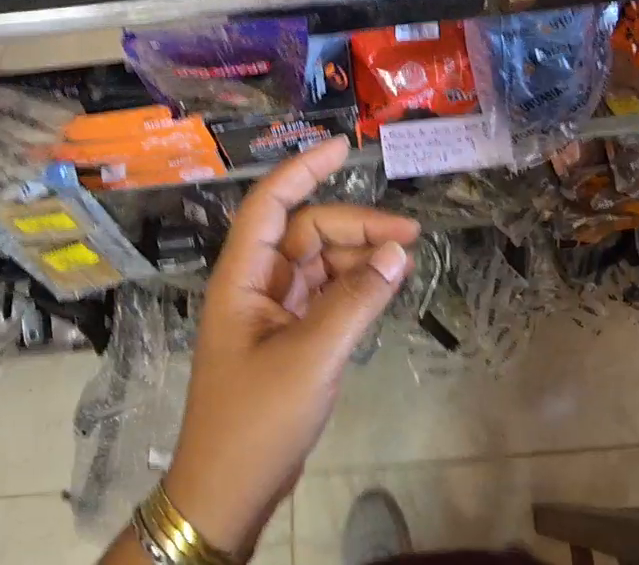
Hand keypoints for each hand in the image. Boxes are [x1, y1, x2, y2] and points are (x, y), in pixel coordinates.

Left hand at [163, 137, 419, 555]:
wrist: (228, 493)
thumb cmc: (256, 421)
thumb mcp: (312, 356)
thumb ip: (356, 300)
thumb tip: (399, 252)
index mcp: (242, 277)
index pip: (271, 204)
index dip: (303, 169)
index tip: (342, 146)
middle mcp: (256, 284)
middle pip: (307, 232)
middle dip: (356, 226)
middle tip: (410, 234)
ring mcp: (271, 312)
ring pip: (320, 263)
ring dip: (360, 257)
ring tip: (405, 263)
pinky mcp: (288, 338)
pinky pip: (325, 295)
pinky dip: (355, 288)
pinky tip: (385, 288)